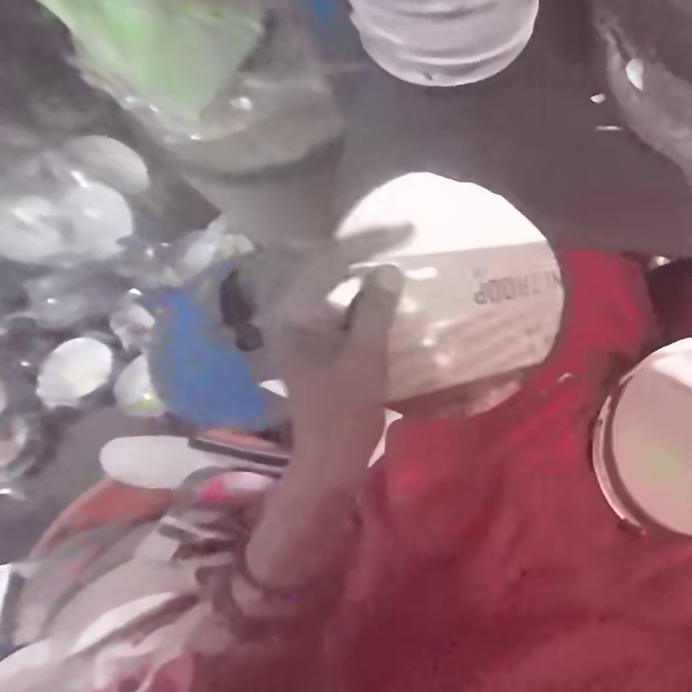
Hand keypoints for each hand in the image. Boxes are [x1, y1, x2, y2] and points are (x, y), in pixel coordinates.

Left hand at [243, 229, 407, 474]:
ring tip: (391, 253)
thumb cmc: (344, 411)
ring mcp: (302, 331)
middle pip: (322, 267)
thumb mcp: (364, 358)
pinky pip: (338, 307)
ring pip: (330, 287)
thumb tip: (388, 269)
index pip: (325, 263)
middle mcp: (289, 317)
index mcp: (291, 317)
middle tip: (395, 234)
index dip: (365, 245)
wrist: (331, 459)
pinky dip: (360, 297)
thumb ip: (374, 311)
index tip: (402, 232)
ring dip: (358, 271)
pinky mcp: (317, 345)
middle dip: (357, 250)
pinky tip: (383, 293)